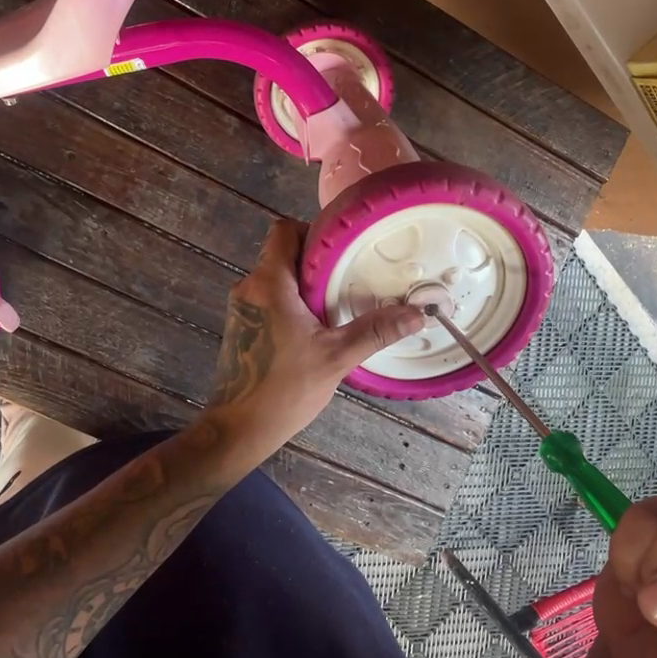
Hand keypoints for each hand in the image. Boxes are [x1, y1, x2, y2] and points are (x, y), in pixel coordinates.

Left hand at [204, 219, 423, 448]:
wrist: (239, 427)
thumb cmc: (284, 389)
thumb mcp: (337, 357)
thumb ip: (376, 331)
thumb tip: (417, 315)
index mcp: (269, 283)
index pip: (284, 230)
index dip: (313, 230)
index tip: (342, 248)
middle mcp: (249, 287)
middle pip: (282, 253)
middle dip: (316, 260)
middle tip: (351, 274)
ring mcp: (242, 308)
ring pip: (276, 277)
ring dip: (305, 284)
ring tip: (338, 300)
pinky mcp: (242, 326)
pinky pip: (269, 298)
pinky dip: (292, 302)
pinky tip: (317, 324)